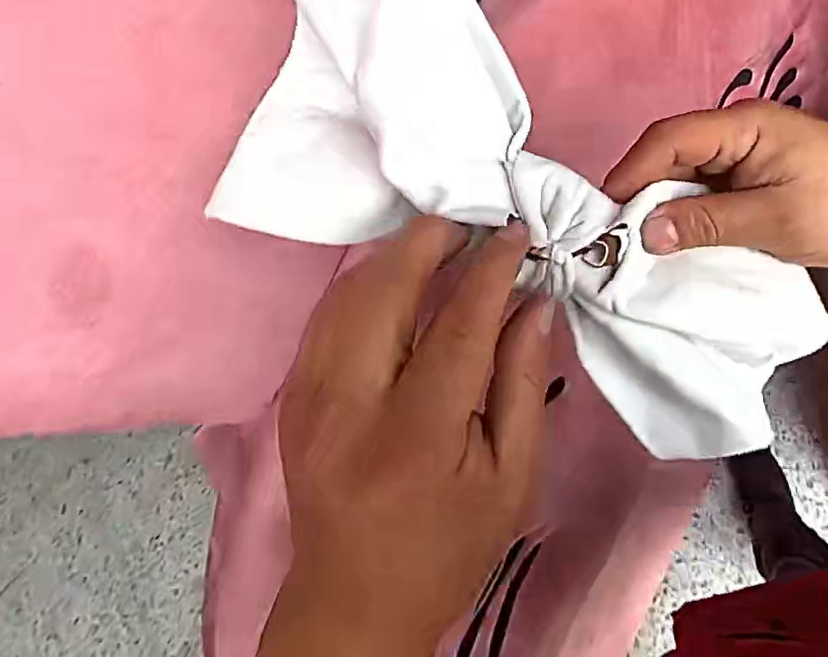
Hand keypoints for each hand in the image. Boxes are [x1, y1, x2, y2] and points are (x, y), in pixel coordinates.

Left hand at [258, 218, 554, 656]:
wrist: (352, 601)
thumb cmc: (445, 546)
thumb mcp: (510, 478)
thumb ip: (523, 382)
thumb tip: (535, 302)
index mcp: (416, 434)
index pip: (459, 323)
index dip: (491, 268)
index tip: (514, 234)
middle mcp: (350, 404)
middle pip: (387, 288)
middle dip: (431, 240)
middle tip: (469, 225)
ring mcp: (309, 394)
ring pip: (350, 289)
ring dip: (397, 254)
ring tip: (440, 244)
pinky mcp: (292, 391)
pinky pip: (329, 310)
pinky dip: (367, 280)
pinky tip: (398, 276)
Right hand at [600, 99, 827, 268]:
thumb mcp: (775, 221)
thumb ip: (707, 222)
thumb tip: (644, 232)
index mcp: (745, 123)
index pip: (671, 138)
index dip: (633, 172)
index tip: (608, 212)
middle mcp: (737, 129)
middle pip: (671, 152)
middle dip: (642, 189)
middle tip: (617, 231)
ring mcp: (742, 152)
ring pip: (683, 171)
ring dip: (661, 202)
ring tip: (638, 238)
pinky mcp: (748, 175)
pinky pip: (702, 187)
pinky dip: (684, 210)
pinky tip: (673, 234)